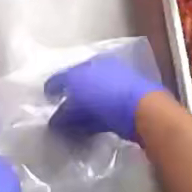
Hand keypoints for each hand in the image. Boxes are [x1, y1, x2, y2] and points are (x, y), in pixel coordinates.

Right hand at [46, 54, 166, 142]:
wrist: (144, 109)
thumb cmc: (106, 99)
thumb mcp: (78, 105)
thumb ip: (63, 113)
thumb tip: (55, 121)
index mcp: (88, 64)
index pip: (64, 75)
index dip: (53, 88)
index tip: (47, 98)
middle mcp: (102, 69)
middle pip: (80, 85)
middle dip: (69, 98)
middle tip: (60, 112)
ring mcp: (117, 84)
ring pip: (93, 97)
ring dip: (83, 109)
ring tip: (73, 124)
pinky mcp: (128, 100)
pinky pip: (104, 109)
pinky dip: (95, 117)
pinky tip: (90, 127)